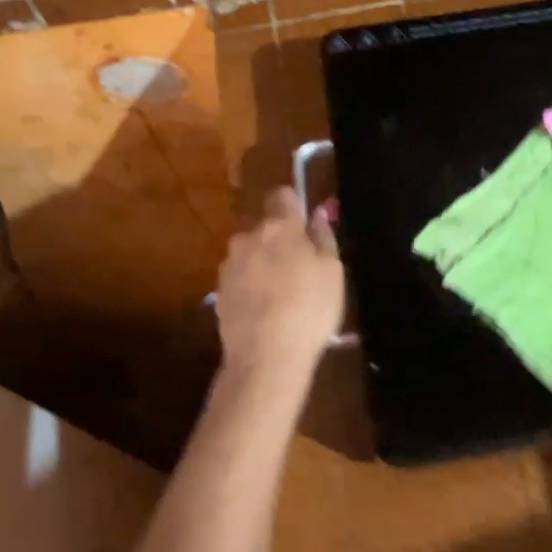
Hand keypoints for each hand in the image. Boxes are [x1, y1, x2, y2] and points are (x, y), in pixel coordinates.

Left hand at [215, 187, 345, 379]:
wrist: (265, 357)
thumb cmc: (309, 308)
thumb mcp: (332, 271)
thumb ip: (323, 237)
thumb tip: (318, 213)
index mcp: (278, 226)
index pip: (282, 195)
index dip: (295, 205)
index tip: (306, 225)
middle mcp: (247, 238)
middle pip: (265, 228)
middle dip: (280, 241)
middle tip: (301, 269)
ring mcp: (229, 266)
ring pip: (251, 255)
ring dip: (264, 265)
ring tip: (283, 296)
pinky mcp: (219, 293)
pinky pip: (241, 280)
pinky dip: (252, 288)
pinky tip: (267, 312)